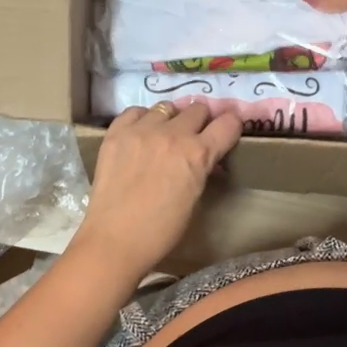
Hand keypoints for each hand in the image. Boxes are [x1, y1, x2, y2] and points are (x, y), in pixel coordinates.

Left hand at [72, 101, 241, 279]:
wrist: (115, 239)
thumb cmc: (161, 231)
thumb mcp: (194, 199)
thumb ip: (202, 170)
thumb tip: (205, 161)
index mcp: (198, 154)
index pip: (228, 124)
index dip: (232, 126)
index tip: (227, 132)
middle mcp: (172, 134)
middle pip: (197, 109)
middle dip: (202, 121)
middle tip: (195, 136)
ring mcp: (141, 130)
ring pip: (166, 107)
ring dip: (172, 119)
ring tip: (165, 136)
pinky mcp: (116, 133)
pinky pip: (136, 112)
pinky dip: (143, 119)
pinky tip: (141, 135)